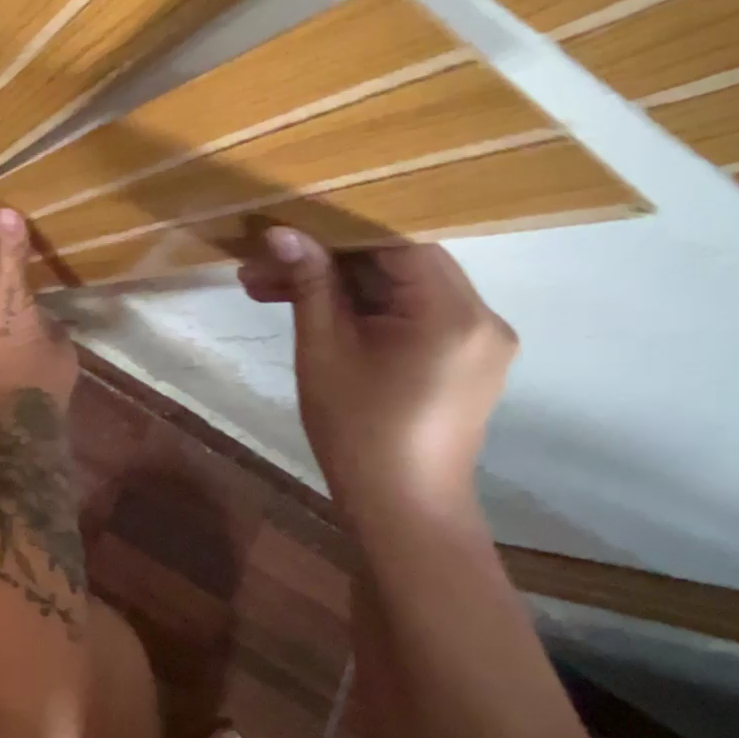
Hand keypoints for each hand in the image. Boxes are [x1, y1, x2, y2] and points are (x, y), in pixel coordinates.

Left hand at [0, 209, 78, 407]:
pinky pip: (50, 301)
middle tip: (1, 217)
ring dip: (25, 266)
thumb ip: (11, 256)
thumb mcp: (10, 295)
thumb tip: (5, 210)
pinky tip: (70, 269)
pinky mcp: (47, 331)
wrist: (32, 395)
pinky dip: (56, 286)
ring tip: (36, 232)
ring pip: (19, 285)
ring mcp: (21, 318)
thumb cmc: (10, 343)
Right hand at [239, 228, 516, 513]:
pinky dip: (361, 309)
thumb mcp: (324, 350)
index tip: (281, 230)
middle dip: (326, 260)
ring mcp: (476, 338)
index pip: (395, 241)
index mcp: (452, 312)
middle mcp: (479, 316)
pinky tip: (310, 311)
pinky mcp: (463, 357)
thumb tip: (280, 232)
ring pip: (397, 287)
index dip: (335, 228)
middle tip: (259, 266)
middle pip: (397, 262)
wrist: (404, 509)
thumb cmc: (359, 431)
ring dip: (337, 286)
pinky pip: (409, 313)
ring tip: (265, 290)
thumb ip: (310, 283)